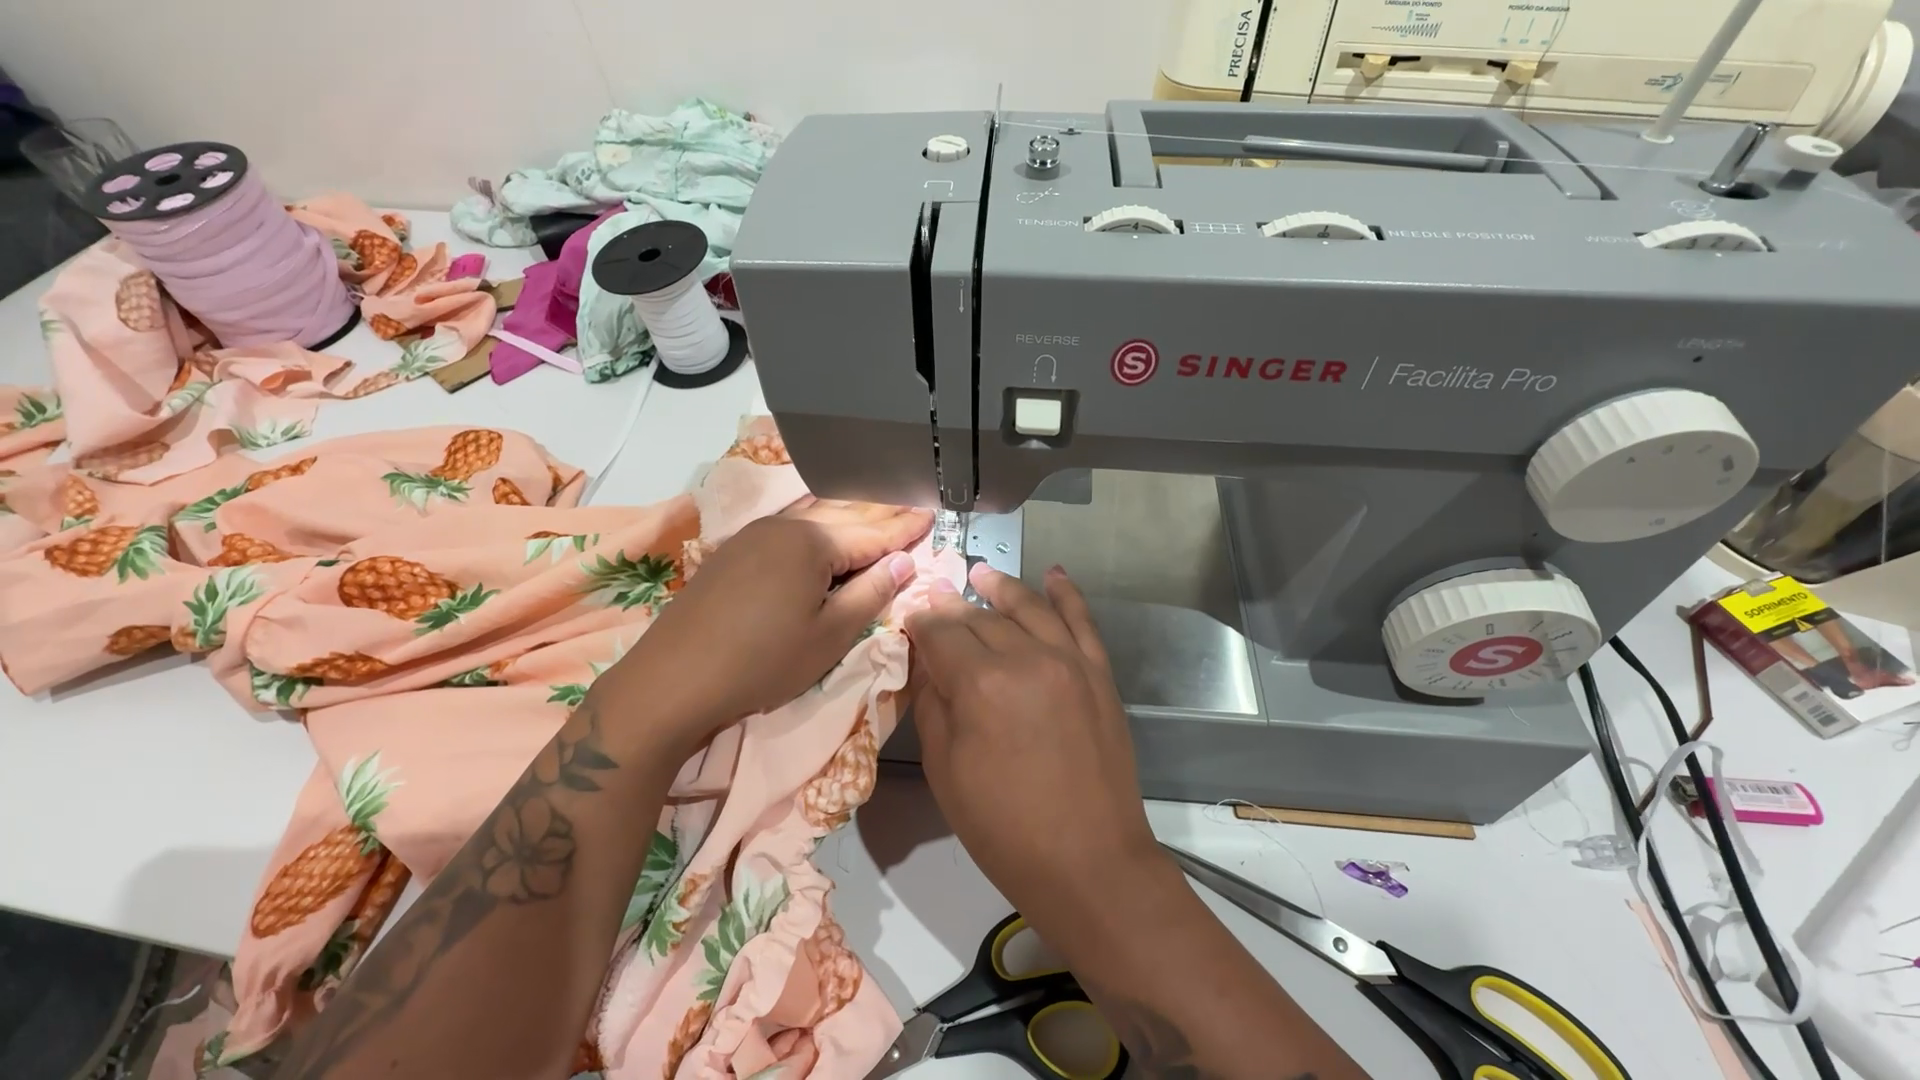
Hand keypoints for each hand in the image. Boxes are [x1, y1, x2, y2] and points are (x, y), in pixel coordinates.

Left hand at [598, 498, 931, 745]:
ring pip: (811, 517)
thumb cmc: (762, 663)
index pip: (871, 533)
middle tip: (912, 510)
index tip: (932, 515)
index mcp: (811, 542)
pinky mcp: (731, 552)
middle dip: (879, 515)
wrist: (673, 679)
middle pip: (842, 515)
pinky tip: (820, 531)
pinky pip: (786, 527)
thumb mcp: (829, 636)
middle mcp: (782, 526)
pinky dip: (815, 527)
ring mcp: (751, 535)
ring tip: (874, 516)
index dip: (904, 529)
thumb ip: (871, 593)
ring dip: (846, 517)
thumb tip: (904, 561)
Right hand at [904, 563, 1159, 914]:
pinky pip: (1082, 622)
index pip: (941, 632)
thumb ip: (934, 704)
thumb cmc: (1003, 828)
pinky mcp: (1100, 675)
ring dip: (1003, 588)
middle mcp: (1027, 657)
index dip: (920, 623)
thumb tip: (929, 662)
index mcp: (981, 683)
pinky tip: (1054, 575)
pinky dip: (1067, 595)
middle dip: (954, 607)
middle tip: (936, 598)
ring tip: (983, 574)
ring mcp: (1071, 662)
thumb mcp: (946, 769)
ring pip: (1031, 608)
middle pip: (982, 618)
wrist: (1089, 861)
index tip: (909, 620)